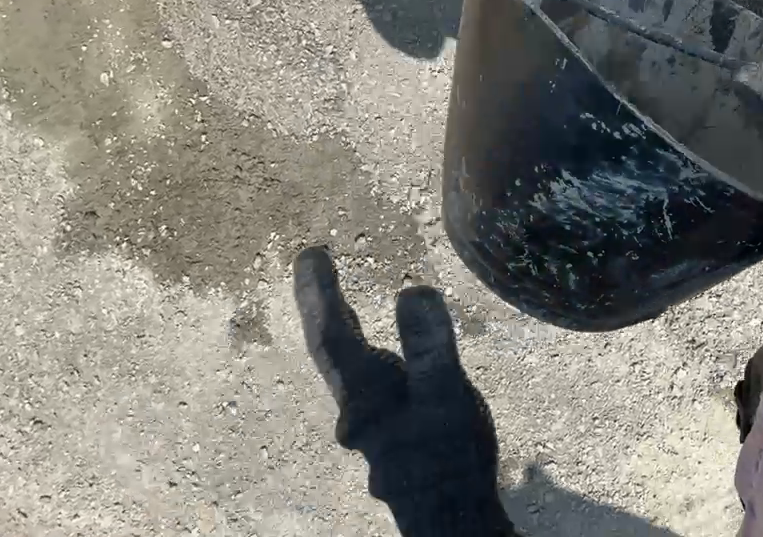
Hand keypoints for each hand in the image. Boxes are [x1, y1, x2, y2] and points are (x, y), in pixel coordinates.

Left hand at [293, 248, 517, 536]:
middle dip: (322, 303)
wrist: (453, 521)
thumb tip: (410, 290)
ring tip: (342, 299)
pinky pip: (373, 379)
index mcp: (365, 393)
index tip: (310, 252)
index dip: (319, 292)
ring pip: (350, 366)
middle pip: (332, 347)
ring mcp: (375, 424)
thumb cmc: (449, 458)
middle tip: (314, 260)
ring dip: (342, 328)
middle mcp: (359, 408)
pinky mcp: (395, 434)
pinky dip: (370, 352)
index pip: (332, 335)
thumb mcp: (445, 396)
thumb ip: (428, 344)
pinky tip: (389, 356)